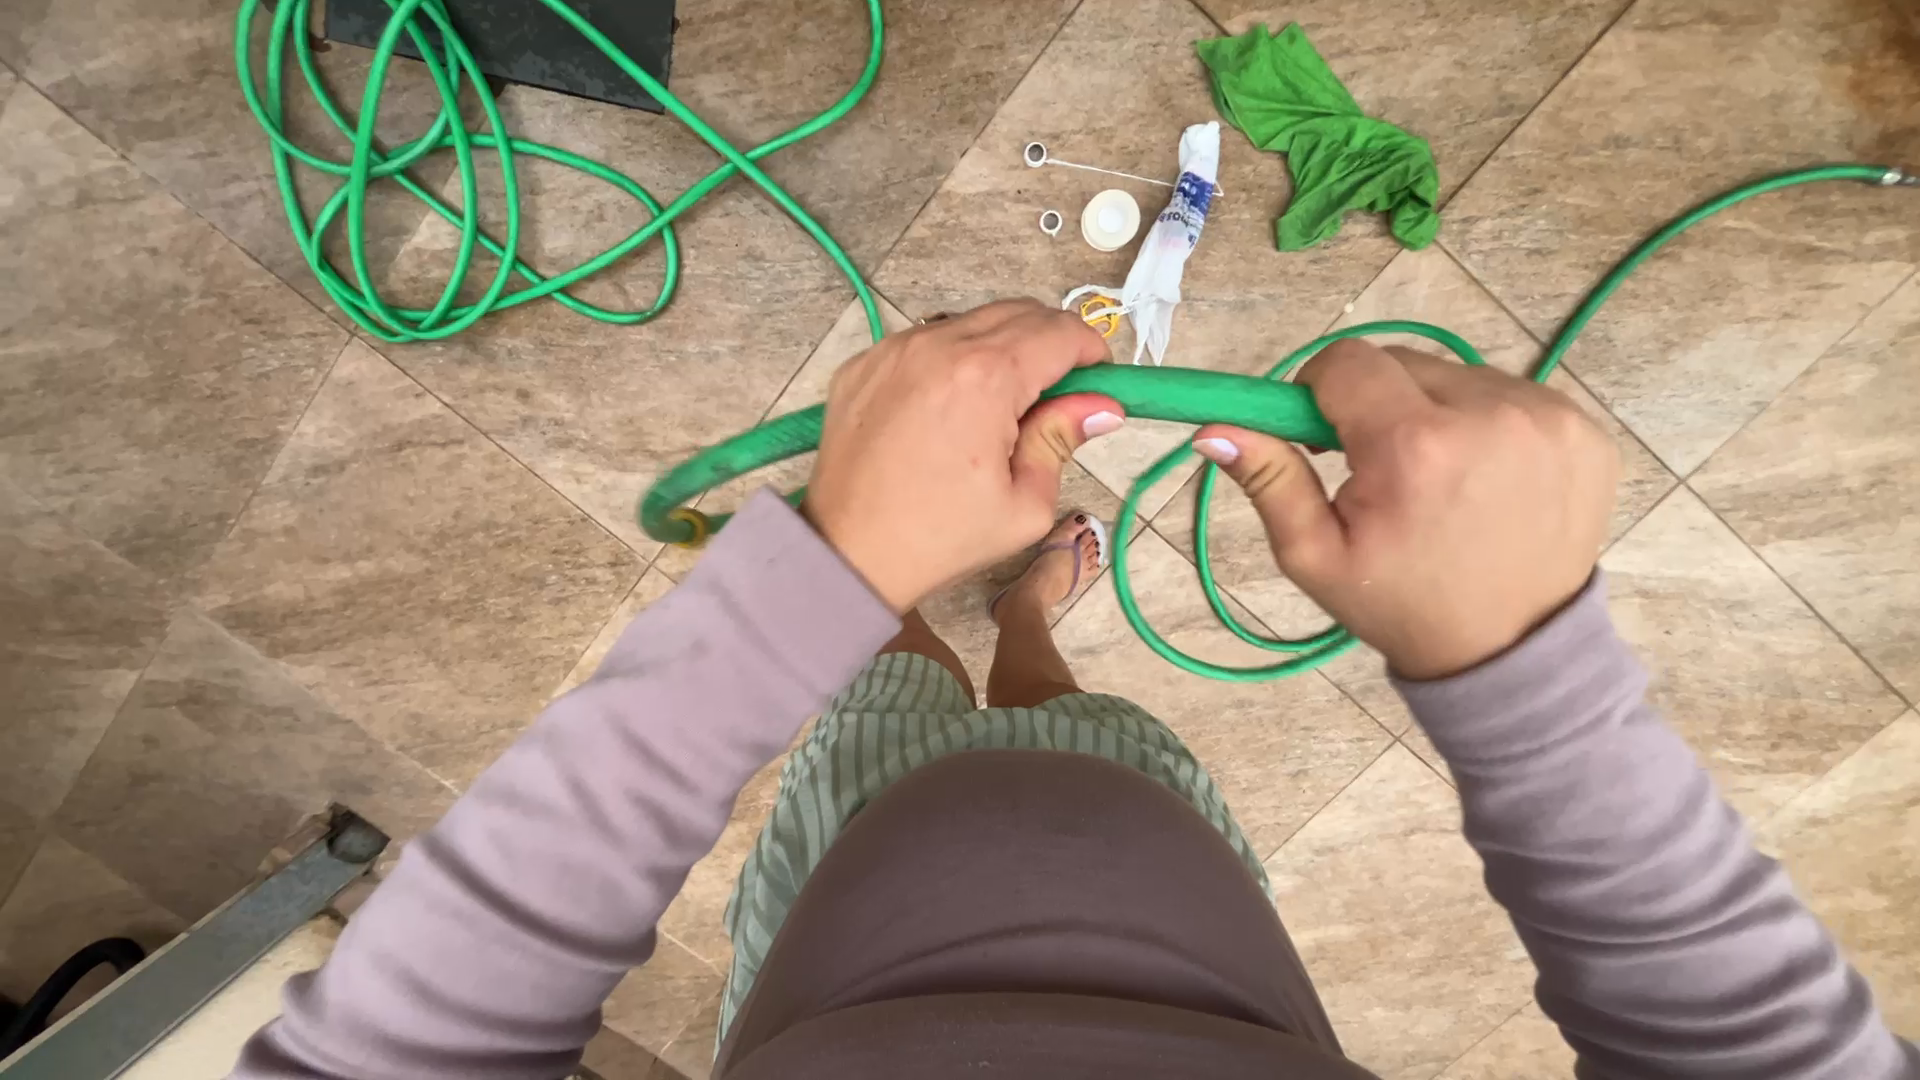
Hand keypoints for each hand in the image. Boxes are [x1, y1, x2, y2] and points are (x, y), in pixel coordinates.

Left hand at [804, 299, 1124, 612]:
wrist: (848, 555)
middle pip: (1019, 314)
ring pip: (970, 323)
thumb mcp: (1024, 504)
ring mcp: (893, 349)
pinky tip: (946, 411)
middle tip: (1052, 398)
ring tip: (995, 409)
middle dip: (1049, 346)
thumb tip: (1101, 406)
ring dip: (999, 350)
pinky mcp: (863, 363)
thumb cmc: (939, 539)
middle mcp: (937, 345)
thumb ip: (1063, 440)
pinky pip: (924, 342)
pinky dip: (950, 361)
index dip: (1089, 352)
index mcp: (985, 378)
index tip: (1094, 381)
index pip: (1059, 332)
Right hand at [1191, 341, 1618, 679]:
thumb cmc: (1395, 602)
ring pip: (1451, 375)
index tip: (1316, 436)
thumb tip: (1213, 427)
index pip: (1346, 362)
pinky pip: (1504, 393)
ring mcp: (1548, 416)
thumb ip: (1268, 480)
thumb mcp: (1311, 554)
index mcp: (1414, 445)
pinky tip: (1475, 476)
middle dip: (1369, 403)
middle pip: (1398, 363)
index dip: (1316, 390)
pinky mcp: (1582, 427)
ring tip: (1428, 476)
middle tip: (1368, 465)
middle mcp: (1489, 412)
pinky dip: (1476, 421)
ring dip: (1424, 410)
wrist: (1511, 649)